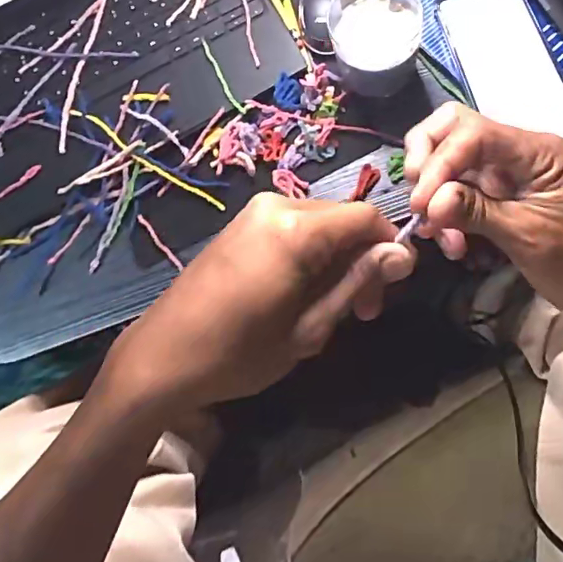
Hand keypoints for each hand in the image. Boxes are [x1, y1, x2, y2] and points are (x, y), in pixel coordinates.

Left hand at [102, 194, 415, 413]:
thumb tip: (401, 255)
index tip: (391, 290)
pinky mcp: (242, 222)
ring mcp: (255, 211)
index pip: (366, 216)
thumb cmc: (238, 353)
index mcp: (296, 229)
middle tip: (362, 311)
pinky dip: (312, 253)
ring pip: (321, 222)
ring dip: (338, 258)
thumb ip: (356, 283)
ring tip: (329, 308)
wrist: (161, 356)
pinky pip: (295, 226)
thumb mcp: (308, 328)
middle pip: (343, 217)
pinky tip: (301, 292)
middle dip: (363, 257)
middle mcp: (277, 205)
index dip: (390, 246)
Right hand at [406, 103, 562, 317]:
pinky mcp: (496, 191)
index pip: (473, 133)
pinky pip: (458, 188)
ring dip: (434, 192)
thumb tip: (432, 201)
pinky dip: (445, 210)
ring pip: (450, 159)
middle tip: (419, 200)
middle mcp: (515, 150)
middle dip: (427, 159)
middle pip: (454, 128)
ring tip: (437, 234)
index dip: (441, 162)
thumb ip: (479, 213)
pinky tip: (449, 240)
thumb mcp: (531, 238)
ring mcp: (504, 169)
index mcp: (534, 150)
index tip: (423, 203)